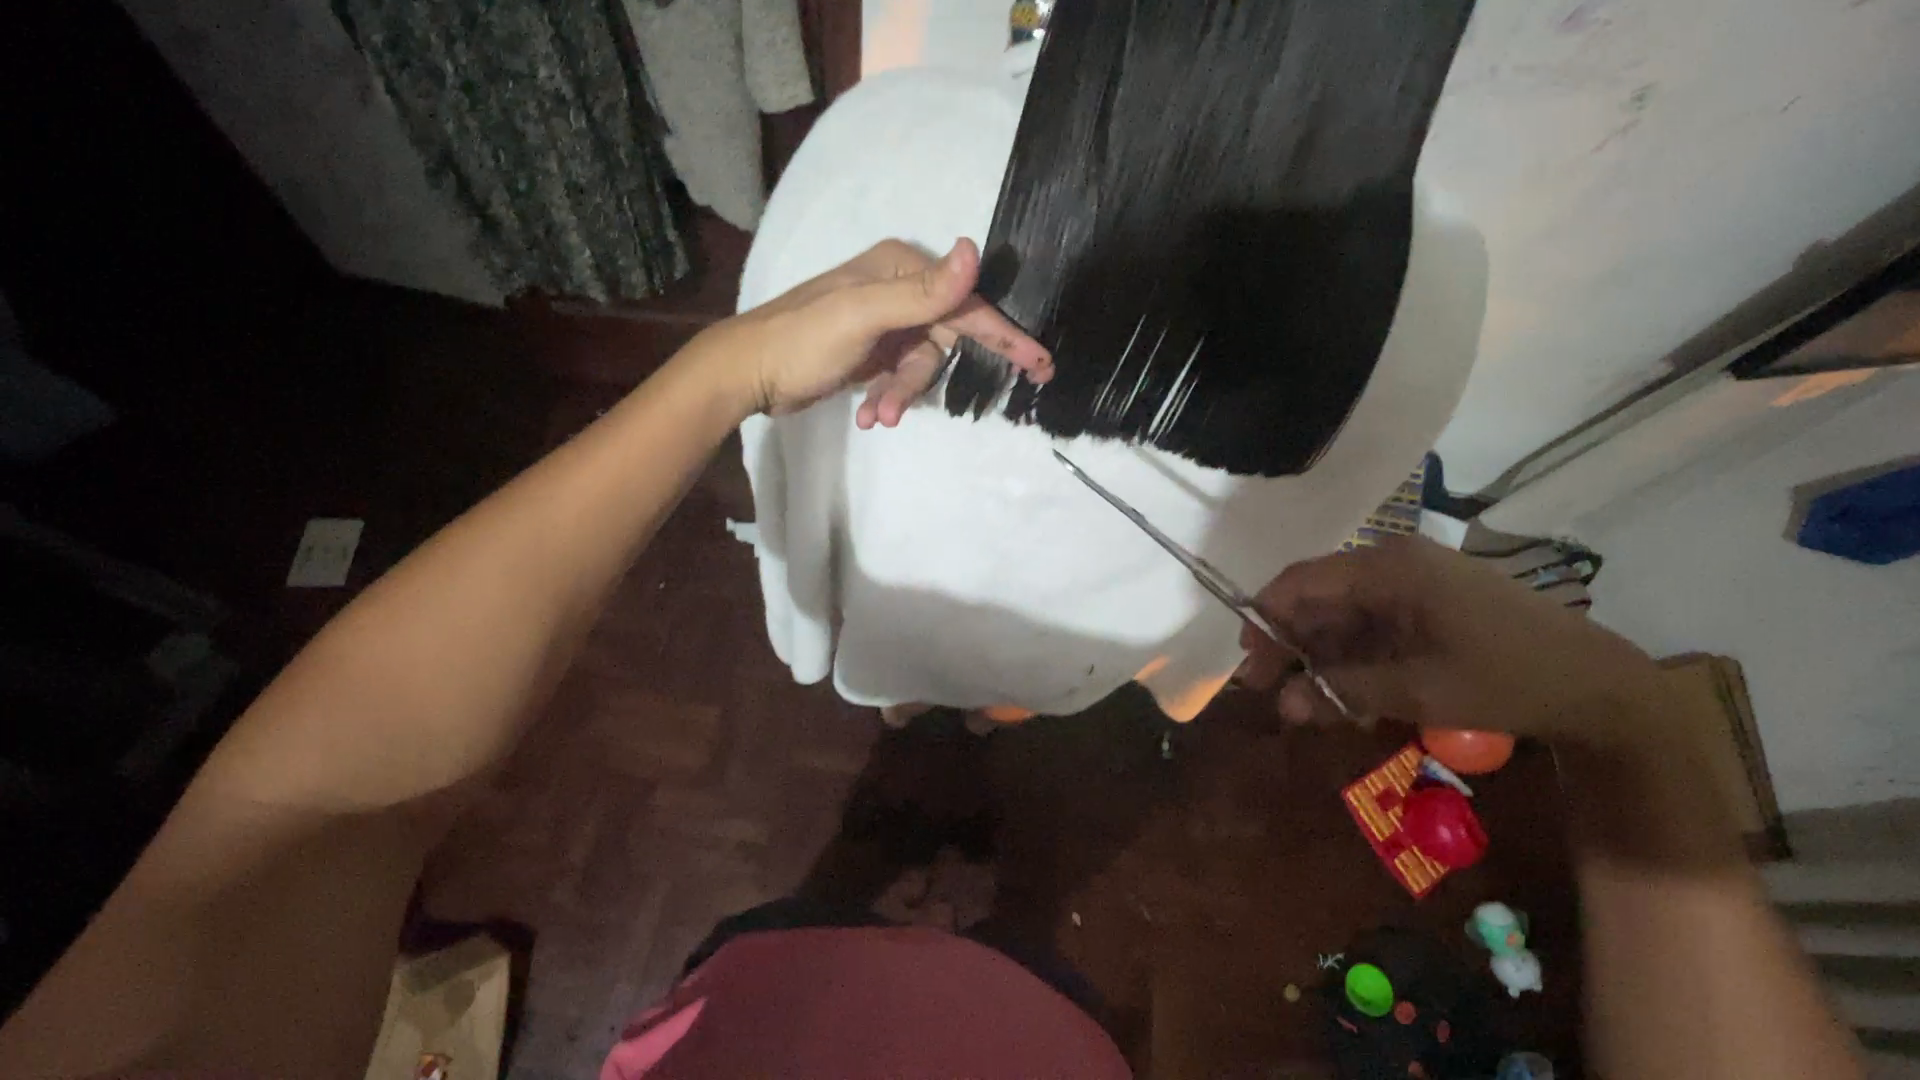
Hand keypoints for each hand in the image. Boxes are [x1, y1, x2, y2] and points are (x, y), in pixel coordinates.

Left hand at [700, 238, 1053, 425]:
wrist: (748, 374)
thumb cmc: (802, 341)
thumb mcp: (863, 316)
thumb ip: (921, 291)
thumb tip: (974, 248)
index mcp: (899, 268)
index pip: (965, 303)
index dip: (1005, 335)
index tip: (1041, 365)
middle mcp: (897, 288)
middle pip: (943, 339)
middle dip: (921, 380)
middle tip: (894, 409)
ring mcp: (884, 321)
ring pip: (921, 364)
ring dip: (900, 394)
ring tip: (873, 417)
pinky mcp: (872, 349)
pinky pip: (900, 375)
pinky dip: (888, 397)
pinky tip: (868, 415)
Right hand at [1238, 537, 1668, 742]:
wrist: (1601, 686)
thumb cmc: (1507, 679)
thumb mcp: (1417, 690)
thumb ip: (1342, 692)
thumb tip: (1281, 706)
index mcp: (1388, 568)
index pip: (1301, 583)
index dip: (1266, 621)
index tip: (1250, 666)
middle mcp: (1395, 564)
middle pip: (1319, 599)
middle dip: (1290, 645)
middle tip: (1269, 692)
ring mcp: (1415, 583)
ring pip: (1344, 616)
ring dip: (1322, 658)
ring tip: (1309, 705)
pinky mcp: (1431, 605)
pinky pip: (1374, 625)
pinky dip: (1355, 658)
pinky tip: (1348, 696)